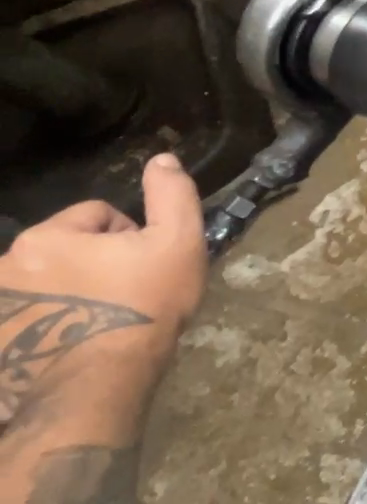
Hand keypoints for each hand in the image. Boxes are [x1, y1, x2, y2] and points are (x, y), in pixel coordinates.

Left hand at [0, 154, 206, 338]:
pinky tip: (70, 337)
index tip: (146, 262)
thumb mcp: (179, 239)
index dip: (132, 234)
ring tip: (98, 317)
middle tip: (126, 290)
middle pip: (67, 247)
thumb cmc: (145, 300)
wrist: (100, 377)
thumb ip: (171, 194)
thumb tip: (161, 159)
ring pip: (46, 280)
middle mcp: (5, 266)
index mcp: (46, 238)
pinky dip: (48, 318)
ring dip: (71, 289)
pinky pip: (27, 312)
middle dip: (96, 261)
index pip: (98, 214)